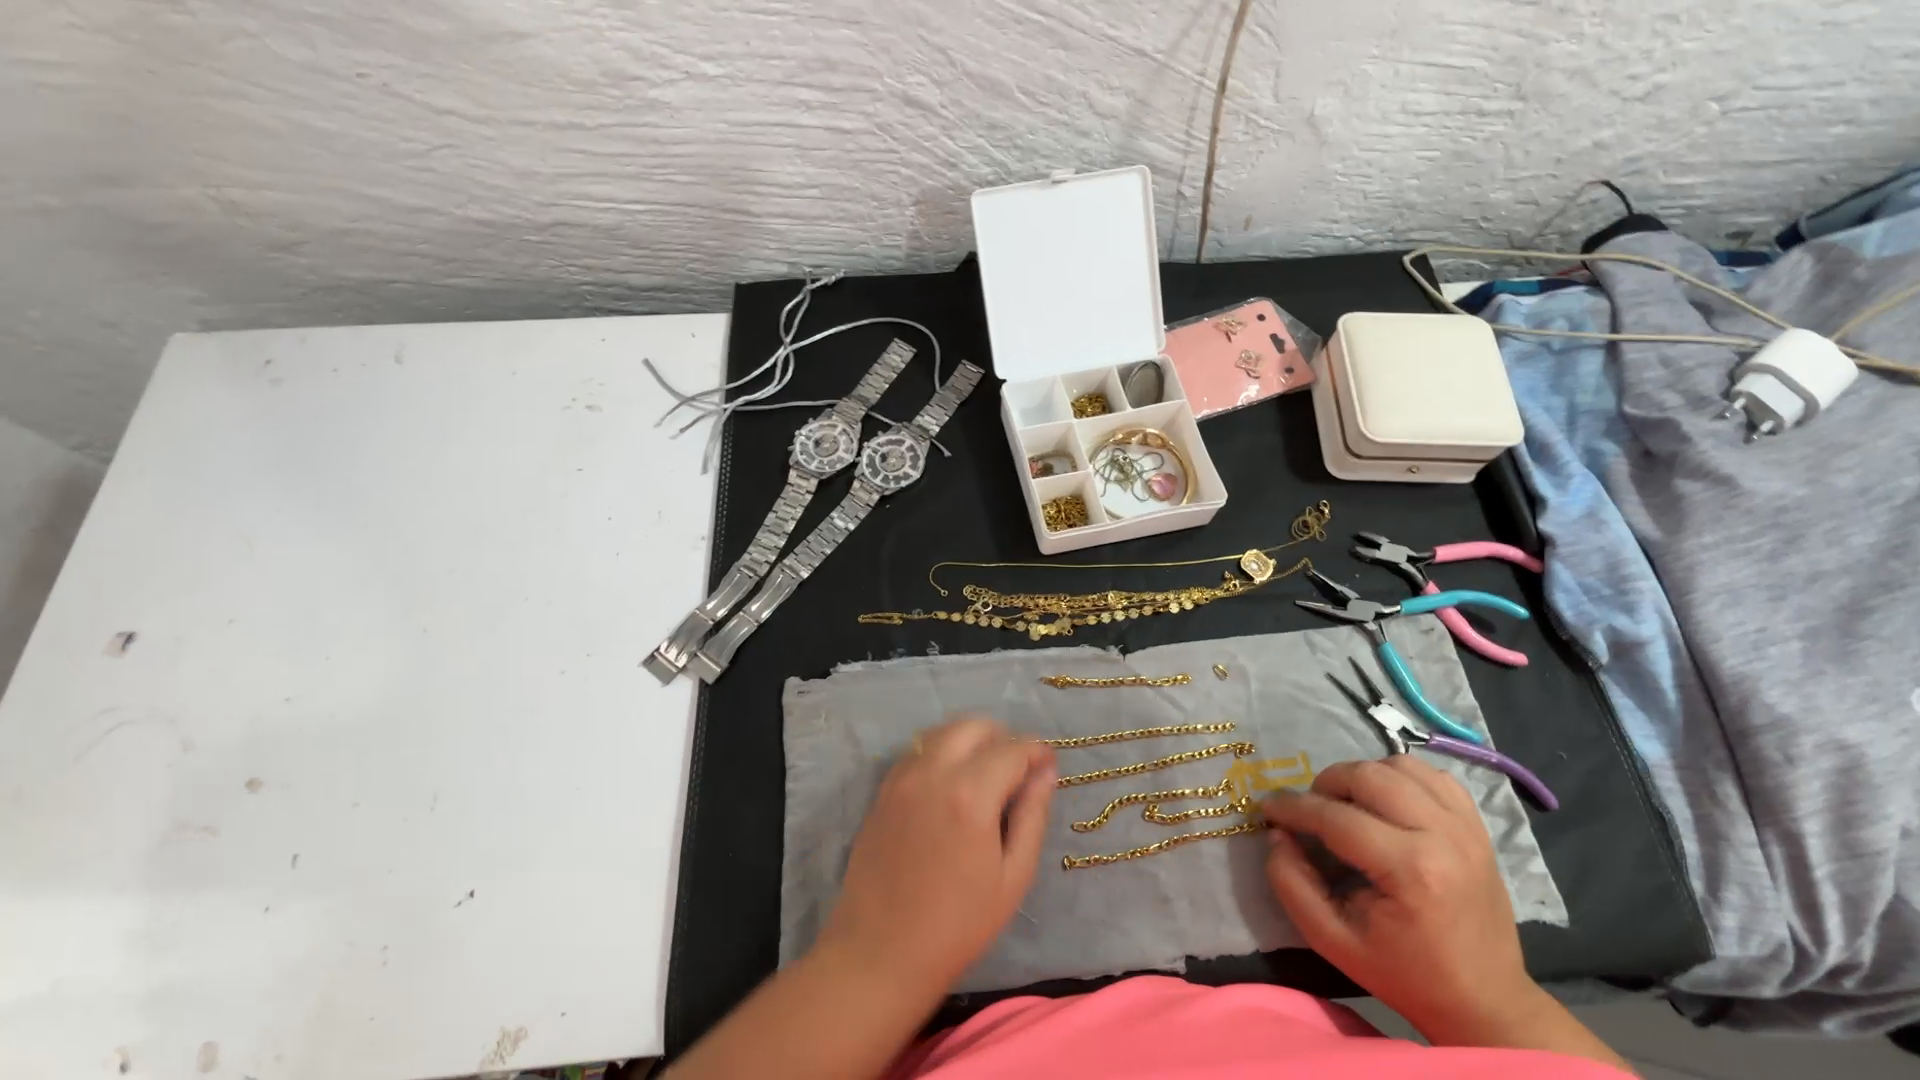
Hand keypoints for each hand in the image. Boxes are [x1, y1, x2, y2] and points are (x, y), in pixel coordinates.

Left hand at [815, 713, 1055, 997]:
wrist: (880, 952)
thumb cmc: (958, 925)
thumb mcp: (1013, 877)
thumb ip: (1032, 816)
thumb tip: (1045, 774)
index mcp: (970, 793)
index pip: (1012, 749)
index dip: (1036, 753)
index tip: (1048, 767)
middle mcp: (931, 772)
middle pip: (972, 726)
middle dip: (1001, 738)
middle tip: (1017, 772)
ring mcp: (900, 779)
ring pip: (940, 734)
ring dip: (969, 743)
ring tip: (985, 780)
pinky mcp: (881, 792)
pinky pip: (916, 754)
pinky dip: (940, 756)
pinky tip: (950, 790)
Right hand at [1261, 756, 1539, 1043]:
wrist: (1484, 999)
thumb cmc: (1404, 973)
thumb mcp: (1332, 940)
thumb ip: (1292, 884)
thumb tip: (1277, 836)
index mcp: (1410, 870)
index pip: (1335, 817)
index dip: (1293, 808)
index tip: (1268, 809)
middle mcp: (1442, 836)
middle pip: (1369, 776)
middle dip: (1326, 784)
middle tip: (1309, 809)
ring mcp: (1466, 827)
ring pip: (1401, 766)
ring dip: (1363, 775)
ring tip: (1347, 804)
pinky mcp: (1478, 827)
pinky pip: (1433, 776)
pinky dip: (1401, 778)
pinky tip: (1385, 803)